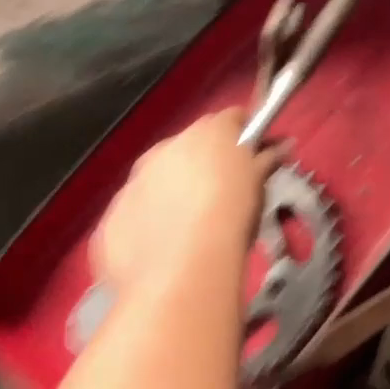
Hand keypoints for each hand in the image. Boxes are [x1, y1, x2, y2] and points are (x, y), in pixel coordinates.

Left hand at [90, 108, 275, 291]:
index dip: (246, 134)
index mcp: (207, 132)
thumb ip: (267, 158)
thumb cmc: (232, 215)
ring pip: (157, 180)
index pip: (232, 118)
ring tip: (192, 224)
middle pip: (190, 146)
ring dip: (173, 192)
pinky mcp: (108, 221)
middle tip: (224, 191)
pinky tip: (166, 247)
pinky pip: (135, 214)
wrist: (181, 270)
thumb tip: (280, 147)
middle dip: (205, 162)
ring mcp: (131, 185)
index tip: (255, 153)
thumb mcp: (261, 183)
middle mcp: (164, 149)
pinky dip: (148, 223)